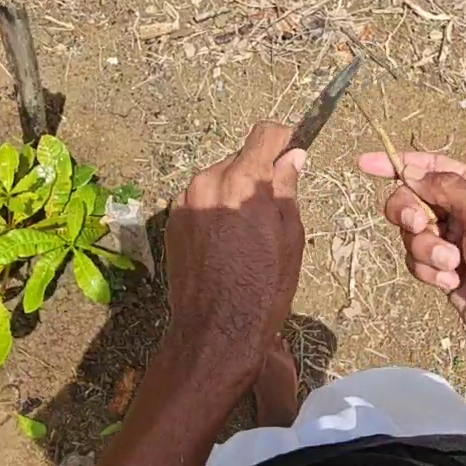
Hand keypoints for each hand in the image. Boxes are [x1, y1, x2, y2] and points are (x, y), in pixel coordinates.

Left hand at [164, 123, 305, 392]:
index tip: (293, 150)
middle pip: (240, 159)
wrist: (217, 331)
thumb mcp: (290, 237)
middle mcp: (208, 182)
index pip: (264, 134)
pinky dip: (214, 210)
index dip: (284, 139)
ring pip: (218, 180)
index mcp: (242, 181)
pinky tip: (225, 243)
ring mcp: (185, 201)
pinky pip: (200, 201)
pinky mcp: (172, 221)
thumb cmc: (263, 288)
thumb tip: (292, 157)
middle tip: (273, 209)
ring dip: (234, 193)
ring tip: (247, 234)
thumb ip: (287, 189)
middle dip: (258, 174)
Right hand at [357, 151, 465, 379]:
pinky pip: (419, 263)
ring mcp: (457, 245)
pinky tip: (453, 284)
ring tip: (452, 267)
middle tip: (419, 224)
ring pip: (413, 235)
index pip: (434, 166)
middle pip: (414, 199)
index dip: (399, 163)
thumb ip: (447, 187)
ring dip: (426, 250)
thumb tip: (414, 172)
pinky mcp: (448, 274)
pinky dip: (430, 272)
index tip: (366, 162)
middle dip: (410, 213)